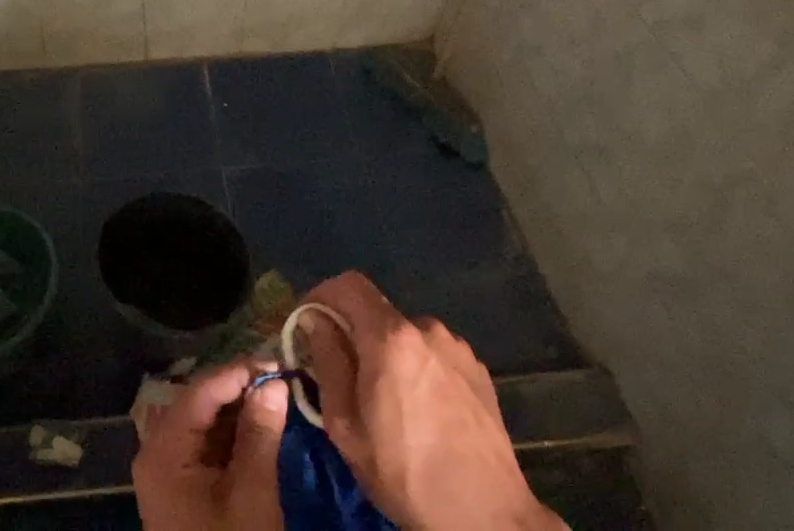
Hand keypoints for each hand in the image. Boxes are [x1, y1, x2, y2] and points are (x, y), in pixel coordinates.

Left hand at [132, 360, 288, 530]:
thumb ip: (260, 433)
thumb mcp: (251, 495)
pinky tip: (261, 426)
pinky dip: (233, 433)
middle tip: (282, 379)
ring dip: (238, 408)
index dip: (238, 372)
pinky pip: (205, 444)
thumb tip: (273, 382)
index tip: (279, 363)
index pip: (200, 391)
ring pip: (203, 421)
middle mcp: (157, 452)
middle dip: (239, 388)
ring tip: (277, 397)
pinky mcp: (181, 487)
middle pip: (198, 402)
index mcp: (163, 451)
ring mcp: (167, 471)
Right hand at [299, 272, 564, 530]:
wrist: (486, 514)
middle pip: (376, 312)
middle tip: (341, 375)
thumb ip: (327, 362)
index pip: (348, 284)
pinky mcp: (477, 369)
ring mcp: (457, 347)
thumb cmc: (404, 473)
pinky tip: (419, 409)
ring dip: (386, 354)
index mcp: (391, 338)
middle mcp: (426, 329)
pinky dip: (415, 367)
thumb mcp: (346, 426)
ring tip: (384, 400)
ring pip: (405, 335)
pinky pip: (432, 354)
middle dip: (352, 334)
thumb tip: (314, 320)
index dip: (321, 294)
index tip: (307, 323)